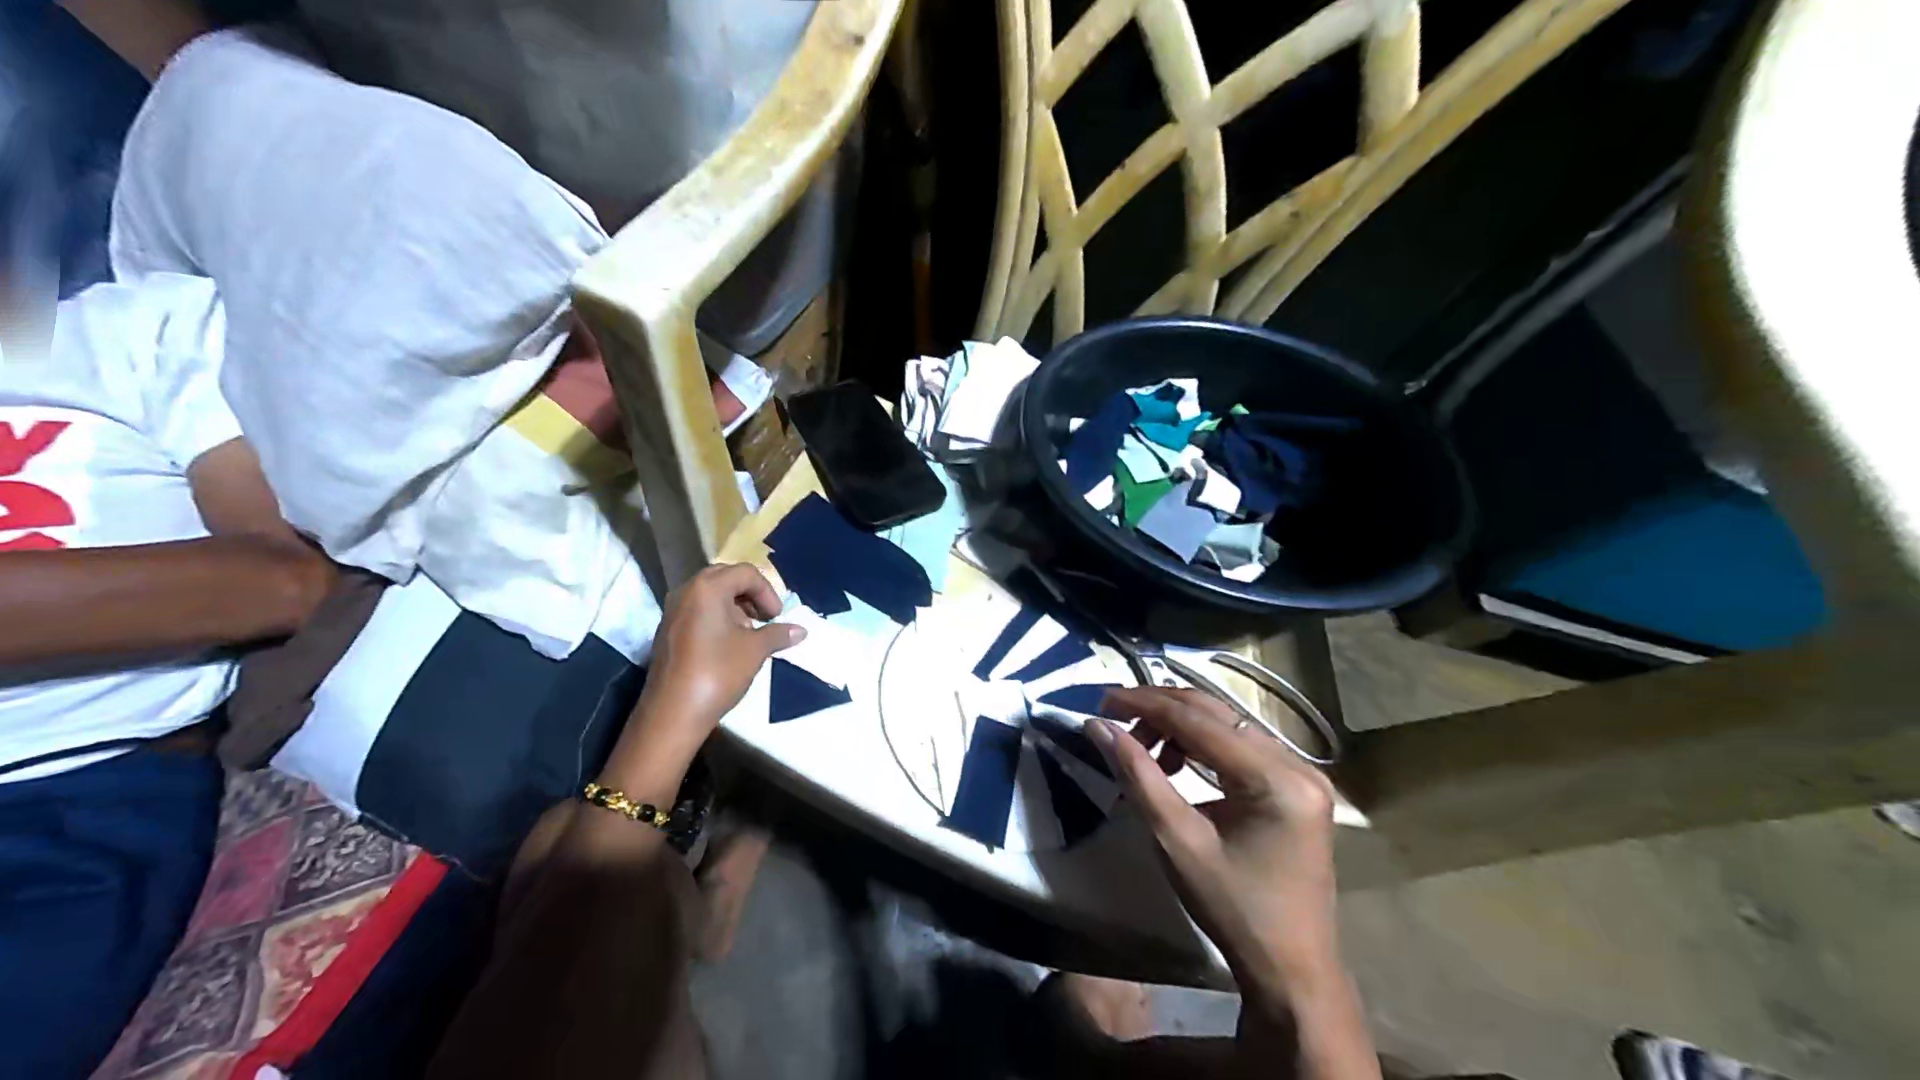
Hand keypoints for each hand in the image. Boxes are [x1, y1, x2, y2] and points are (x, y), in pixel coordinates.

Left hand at [632, 563, 804, 745]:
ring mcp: (673, 611)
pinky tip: (728, 644)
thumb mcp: (755, 650)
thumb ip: (778, 634)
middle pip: (725, 578)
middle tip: (765, 618)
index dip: (768, 592)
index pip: (746, 573)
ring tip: (749, 633)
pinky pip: (697, 610)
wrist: (673, 713)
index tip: (777, 617)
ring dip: (734, 606)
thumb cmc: (717, 673)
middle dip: (750, 595)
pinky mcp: (667, 630)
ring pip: (710, 594)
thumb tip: (801, 631)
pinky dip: (717, 617)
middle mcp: (686, 591)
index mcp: (707, 588)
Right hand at [1086, 686, 1340, 994]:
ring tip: (1143, 750)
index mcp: (1276, 778)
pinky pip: (1240, 745)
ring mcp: (1303, 772)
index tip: (1103, 699)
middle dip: (1161, 708)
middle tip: (1115, 713)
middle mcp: (1297, 764)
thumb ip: (1138, 775)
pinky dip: (1202, 744)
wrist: (1290, 967)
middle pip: (1217, 713)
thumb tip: (1098, 726)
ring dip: (1180, 727)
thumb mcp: (1177, 840)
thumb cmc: (1232, 908)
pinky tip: (1176, 763)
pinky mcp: (1296, 784)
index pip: (1200, 721)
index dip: (1147, 704)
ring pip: (1227, 725)